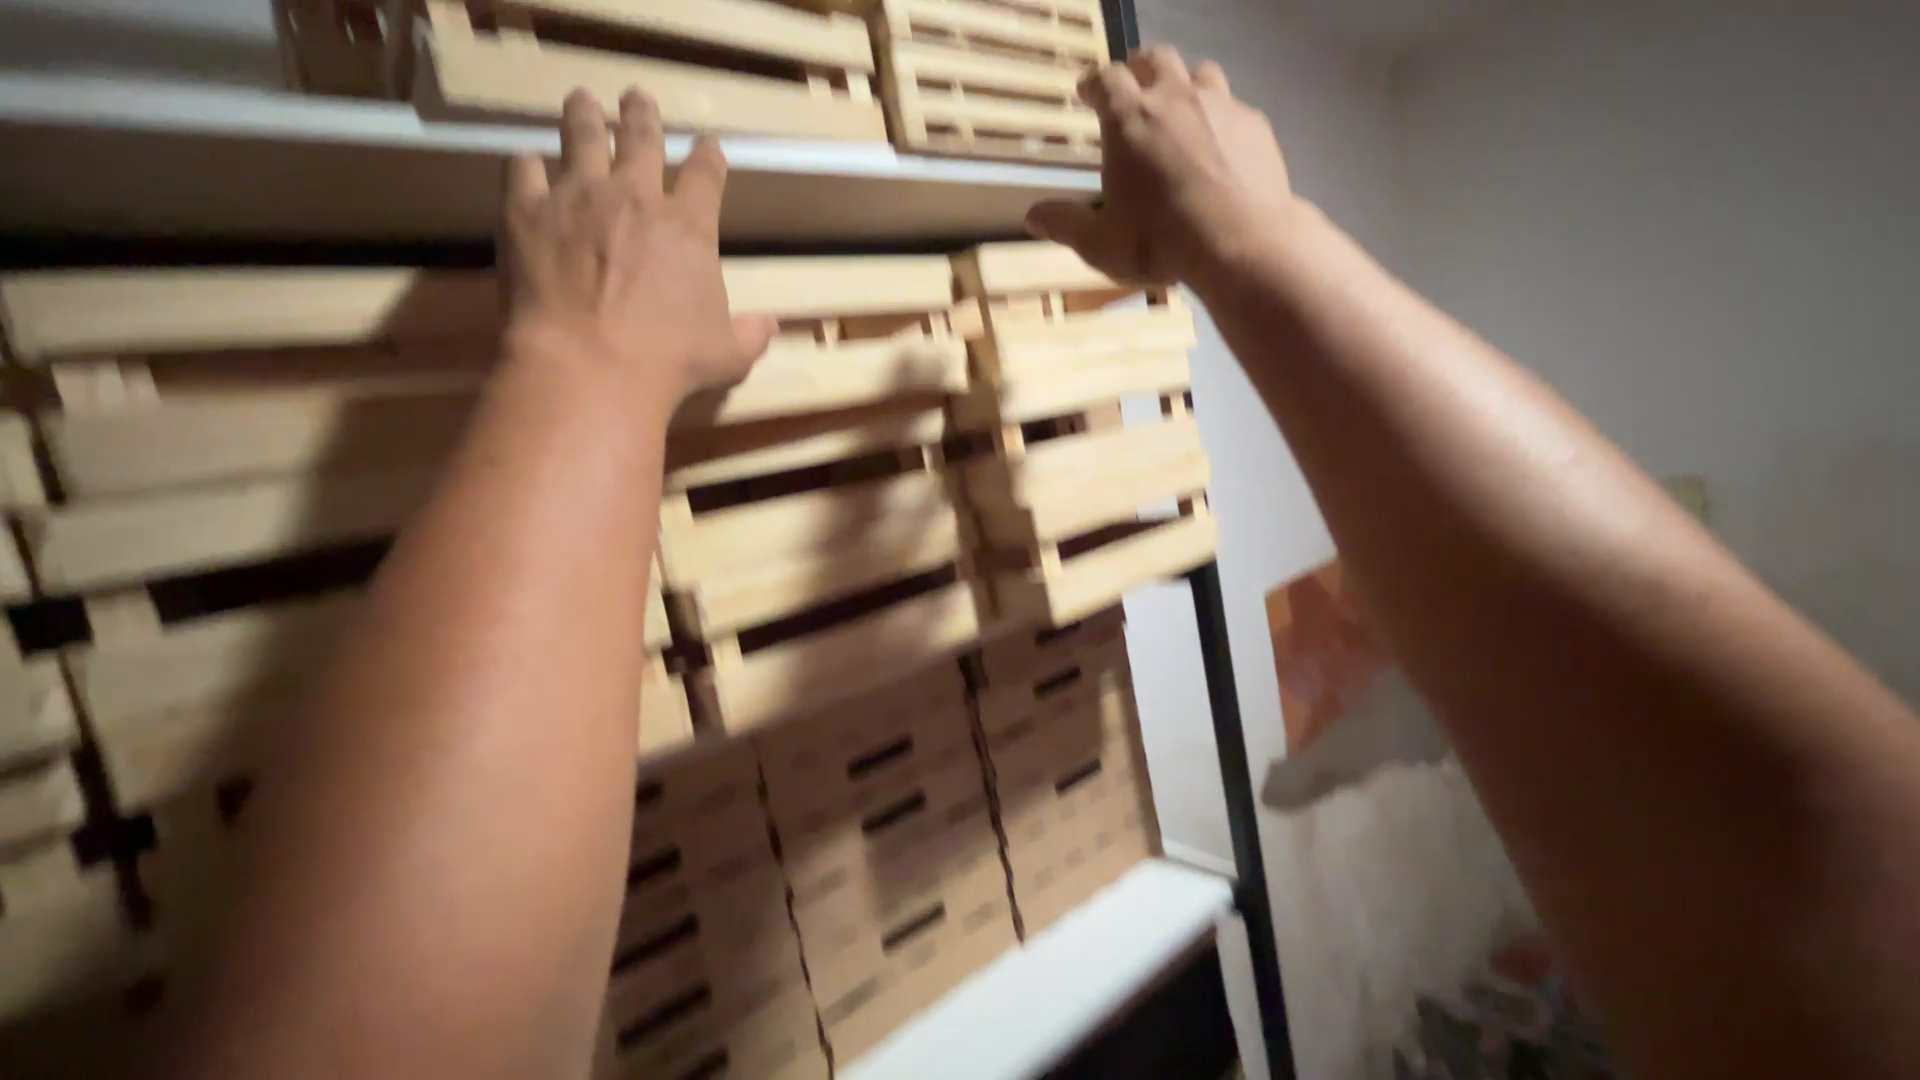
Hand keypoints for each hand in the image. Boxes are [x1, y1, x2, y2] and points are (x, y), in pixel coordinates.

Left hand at [501, 89, 775, 402]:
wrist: (591, 366)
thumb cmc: (671, 362)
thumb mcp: (728, 355)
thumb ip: (751, 335)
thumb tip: (771, 326)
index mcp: (689, 226)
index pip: (705, 174)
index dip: (708, 156)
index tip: (708, 146)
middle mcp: (634, 196)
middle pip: (641, 138)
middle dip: (642, 116)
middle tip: (637, 99)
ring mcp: (577, 197)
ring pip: (582, 137)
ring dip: (585, 116)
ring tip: (583, 102)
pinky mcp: (527, 212)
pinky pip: (524, 171)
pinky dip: (528, 163)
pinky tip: (528, 160)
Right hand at [1026, 49, 1297, 285]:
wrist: (1240, 243)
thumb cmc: (1158, 241)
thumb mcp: (1099, 242)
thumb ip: (1065, 224)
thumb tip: (1032, 216)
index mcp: (1128, 119)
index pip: (1105, 81)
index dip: (1093, 83)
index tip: (1087, 92)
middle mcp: (1174, 98)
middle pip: (1155, 59)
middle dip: (1139, 69)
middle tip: (1132, 87)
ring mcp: (1221, 106)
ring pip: (1201, 72)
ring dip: (1186, 84)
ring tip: (1181, 109)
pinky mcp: (1256, 125)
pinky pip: (1235, 108)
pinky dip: (1221, 119)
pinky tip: (1221, 147)